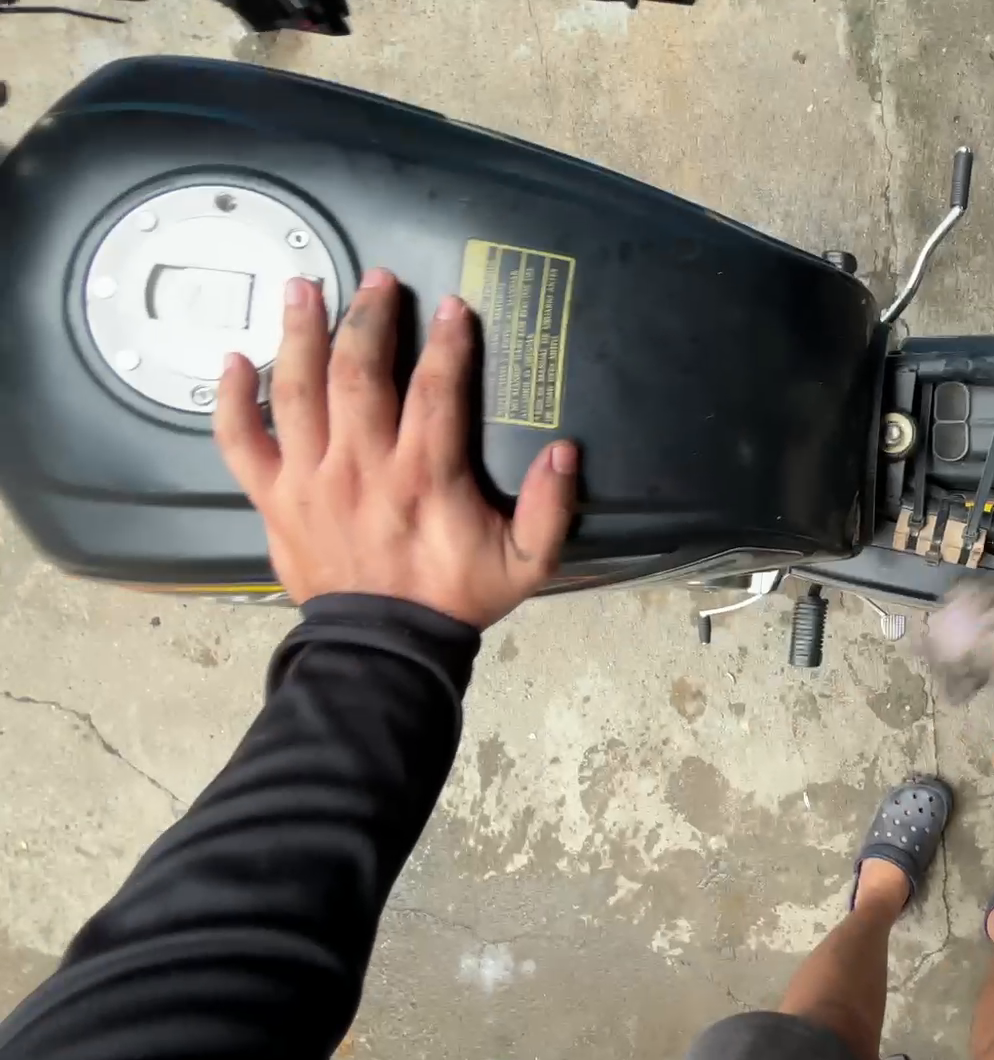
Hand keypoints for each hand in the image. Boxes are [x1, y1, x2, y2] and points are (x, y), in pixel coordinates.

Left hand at [214, 270, 577, 628]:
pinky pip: (237, 440)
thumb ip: (550, 507)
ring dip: (299, 333)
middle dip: (369, 319)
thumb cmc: (460, 594)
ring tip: (305, 287)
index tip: (452, 307)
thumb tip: (564, 450)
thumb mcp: (530, 562)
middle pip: (358, 373)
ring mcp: (309, 478)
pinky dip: (228, 398)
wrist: (386, 644)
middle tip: (377, 280)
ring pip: (295, 391)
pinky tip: (232, 359)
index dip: (447, 344)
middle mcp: (362, 464)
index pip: (436, 391)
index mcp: (426, 475)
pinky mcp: (273, 497)